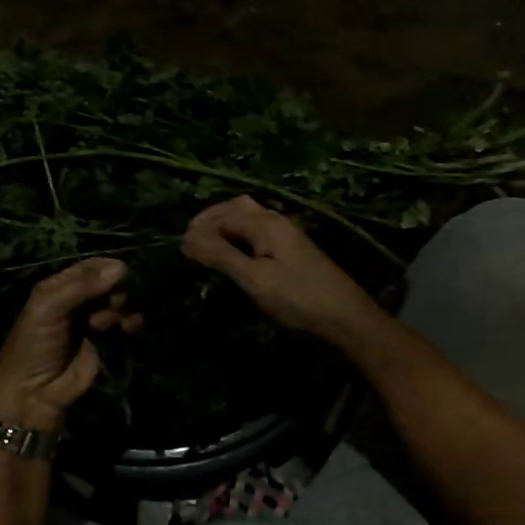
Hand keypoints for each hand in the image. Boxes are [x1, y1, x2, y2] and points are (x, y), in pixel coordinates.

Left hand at [0, 258, 141, 430]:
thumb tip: (122, 267)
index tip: (123, 273)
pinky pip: (126, 323)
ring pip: (120, 303)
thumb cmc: (34, 346)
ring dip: (122, 307)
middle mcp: (79, 301)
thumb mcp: (49, 309)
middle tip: (114, 303)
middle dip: (117, 290)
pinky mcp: (108, 342)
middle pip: (109, 283)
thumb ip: (82, 287)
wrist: (34, 394)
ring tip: (111, 323)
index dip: (108, 268)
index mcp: (59, 287)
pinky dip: (132, 322)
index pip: (90, 267)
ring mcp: (94, 321)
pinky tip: (130, 328)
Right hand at [181, 196, 386, 345]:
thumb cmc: (298, 298)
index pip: (221, 216)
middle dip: (210, 219)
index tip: (179, 251)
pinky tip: (233, 253)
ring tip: (206, 244)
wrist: (346, 317)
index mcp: (265, 223)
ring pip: (248, 217)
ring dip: (224, 225)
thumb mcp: (254, 278)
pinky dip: (238, 235)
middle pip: (236, 208)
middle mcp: (276, 221)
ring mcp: (286, 234)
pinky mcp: (291, 249)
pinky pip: (257, 231)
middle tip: (189, 240)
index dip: (198, 229)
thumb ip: (220, 255)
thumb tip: (186, 238)